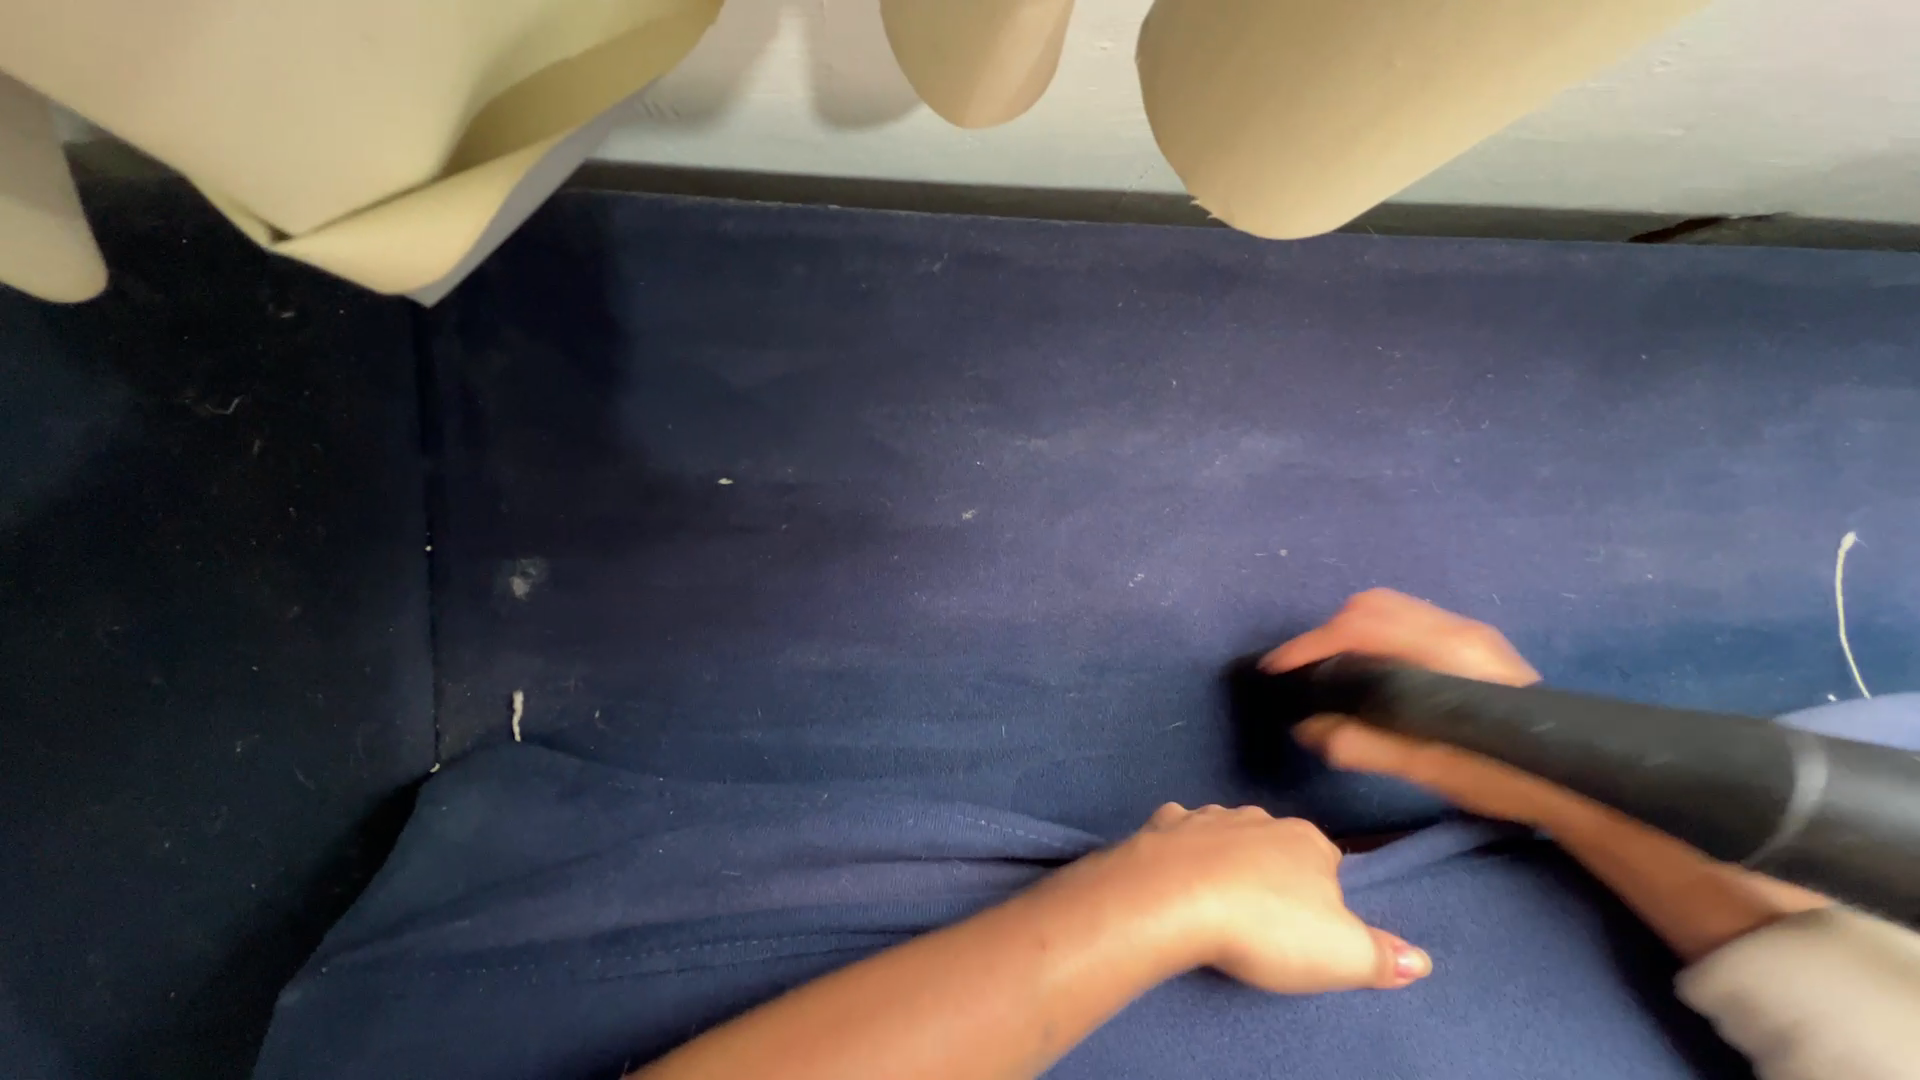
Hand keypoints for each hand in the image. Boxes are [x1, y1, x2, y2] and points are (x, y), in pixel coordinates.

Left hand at [1072, 802, 1431, 992]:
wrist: (1174, 899)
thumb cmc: (1265, 926)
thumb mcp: (1343, 955)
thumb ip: (1383, 956)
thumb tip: (1421, 960)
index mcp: (1306, 841)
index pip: (1327, 862)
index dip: (1322, 894)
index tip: (1310, 925)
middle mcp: (1257, 817)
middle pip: (1273, 845)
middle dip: (1271, 873)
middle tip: (1263, 919)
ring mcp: (1206, 816)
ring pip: (1225, 833)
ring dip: (1224, 859)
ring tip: (1219, 901)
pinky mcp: (1162, 824)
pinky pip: (1177, 832)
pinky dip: (1179, 848)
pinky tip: (1176, 872)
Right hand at [1258, 588, 1593, 828]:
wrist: (1581, 781)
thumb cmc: (1504, 776)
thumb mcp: (1430, 767)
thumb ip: (1364, 744)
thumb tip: (1304, 728)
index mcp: (1447, 654)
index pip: (1361, 627)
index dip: (1311, 645)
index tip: (1277, 668)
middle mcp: (1457, 629)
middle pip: (1371, 606)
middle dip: (1326, 632)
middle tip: (1303, 669)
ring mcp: (1468, 631)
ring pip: (1387, 607)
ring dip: (1347, 630)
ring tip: (1327, 666)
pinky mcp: (1472, 641)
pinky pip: (1405, 618)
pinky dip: (1370, 633)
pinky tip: (1366, 666)